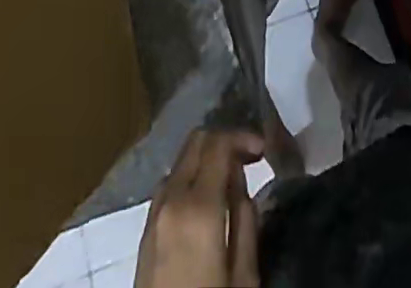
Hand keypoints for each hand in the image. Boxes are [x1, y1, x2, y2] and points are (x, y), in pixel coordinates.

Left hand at [134, 129, 264, 287]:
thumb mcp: (244, 273)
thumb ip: (245, 218)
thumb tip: (240, 184)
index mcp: (197, 206)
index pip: (218, 144)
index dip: (243, 137)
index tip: (265, 151)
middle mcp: (170, 200)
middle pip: (195, 143)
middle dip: (226, 140)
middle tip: (253, 157)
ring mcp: (153, 215)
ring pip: (181, 162)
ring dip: (208, 158)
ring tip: (235, 179)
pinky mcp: (146, 232)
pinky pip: (171, 185)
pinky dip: (192, 177)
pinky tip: (210, 199)